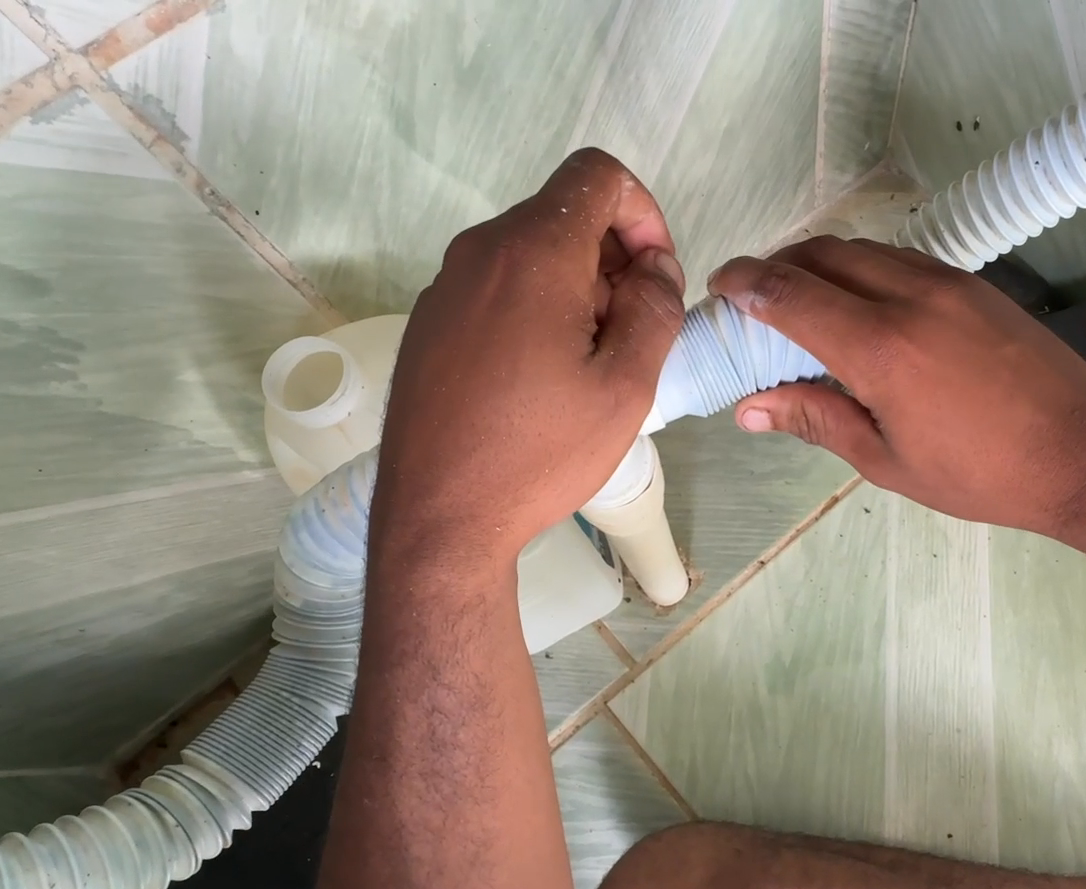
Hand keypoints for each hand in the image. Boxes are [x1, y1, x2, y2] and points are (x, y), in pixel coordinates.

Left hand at [370, 149, 685, 574]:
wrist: (439, 516)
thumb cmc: (541, 454)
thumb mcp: (625, 387)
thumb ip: (654, 311)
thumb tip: (654, 270)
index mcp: (534, 253)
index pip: (598, 175)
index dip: (643, 212)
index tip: (655, 278)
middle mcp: (480, 251)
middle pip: (565, 216)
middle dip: (615, 262)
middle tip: (631, 337)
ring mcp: (446, 287)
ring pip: (531, 255)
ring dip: (577, 291)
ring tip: (587, 368)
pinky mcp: (430, 323)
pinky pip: (497, 289)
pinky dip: (535, 310)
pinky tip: (540, 381)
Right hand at [709, 237, 1085, 536]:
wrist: (1083, 453)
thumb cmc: (978, 474)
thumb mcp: (886, 461)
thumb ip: (815, 421)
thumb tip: (748, 407)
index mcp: (881, 348)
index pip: (791, 294)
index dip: (745, 284)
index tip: (718, 286)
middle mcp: (911, 296)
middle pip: (822, 254)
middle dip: (776, 265)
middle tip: (754, 299)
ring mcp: (948, 282)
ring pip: (862, 249)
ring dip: (819, 263)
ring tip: (802, 301)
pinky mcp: (975, 284)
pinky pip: (900, 259)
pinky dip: (862, 269)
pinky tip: (860, 305)